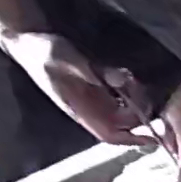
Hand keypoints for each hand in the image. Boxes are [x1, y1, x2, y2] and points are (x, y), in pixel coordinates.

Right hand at [0, 31, 153, 145]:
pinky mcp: (99, 87)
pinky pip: (122, 94)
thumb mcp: (65, 57)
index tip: (150, 139)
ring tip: (133, 81)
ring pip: (126, 109)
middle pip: (125, 124)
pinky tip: (128, 76)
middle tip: (141, 92)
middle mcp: (92, 110)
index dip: (130, 140)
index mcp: (81, 111)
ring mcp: (96, 99)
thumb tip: (115, 79)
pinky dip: (130, 88)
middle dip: (139, 113)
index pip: (109, 135)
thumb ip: (89, 69)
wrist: (30, 41)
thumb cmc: (43, 52)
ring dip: (136, 99)